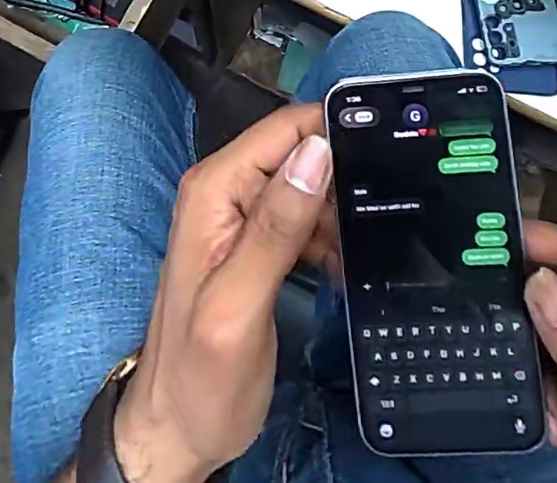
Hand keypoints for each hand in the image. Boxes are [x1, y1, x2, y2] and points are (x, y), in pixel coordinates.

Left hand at [114, 104, 333, 482]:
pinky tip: (340, 263)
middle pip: (297, 151)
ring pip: (306, 182)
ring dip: (336, 210)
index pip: (281, 129)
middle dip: (339, 175)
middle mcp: (225, 188)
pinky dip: (327, 233)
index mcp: (215, 189)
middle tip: (368, 217)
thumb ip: (275, 226)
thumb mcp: (240, 302)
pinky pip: (302, 213)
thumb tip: (316, 153)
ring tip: (353, 251)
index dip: (331, 130)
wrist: (178, 426)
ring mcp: (239, 213)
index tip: (378, 148)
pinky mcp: (255, 238)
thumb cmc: (200, 376)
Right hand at [522, 221, 556, 482]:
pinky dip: (536, 387)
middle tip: (487, 293)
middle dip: (532, 297)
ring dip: (532, 351)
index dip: (551, 246)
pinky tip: (551, 420)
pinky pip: (545, 368)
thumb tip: (543, 285)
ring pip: (550, 328)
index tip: (498, 240)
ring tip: (529, 379)